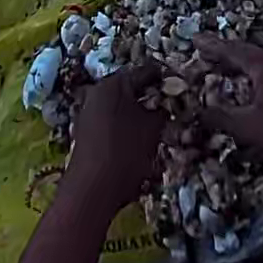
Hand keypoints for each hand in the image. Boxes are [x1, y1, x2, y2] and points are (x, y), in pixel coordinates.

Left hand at [64, 65, 163, 211]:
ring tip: (156, 124)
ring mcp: (87, 112)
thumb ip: (161, 112)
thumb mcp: (151, 130)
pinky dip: (124, 124)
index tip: (177, 84)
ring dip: (136, 112)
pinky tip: (137, 139)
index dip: (162, 78)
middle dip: (148, 96)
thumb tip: (164, 106)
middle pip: (128, 88)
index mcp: (113, 84)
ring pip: (118, 105)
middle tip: (168, 105)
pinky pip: (109, 120)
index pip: (143, 72)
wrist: (91, 190)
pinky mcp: (84, 132)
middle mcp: (97, 92)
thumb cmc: (124, 153)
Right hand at [195, 35, 262, 181]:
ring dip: (241, 65)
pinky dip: (255, 77)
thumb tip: (196, 111)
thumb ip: (222, 118)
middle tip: (206, 52)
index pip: (234, 51)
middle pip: (248, 54)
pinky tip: (252, 89)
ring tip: (224, 68)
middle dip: (226, 53)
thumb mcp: (250, 129)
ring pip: (262, 65)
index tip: (195, 39)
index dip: (213, 46)